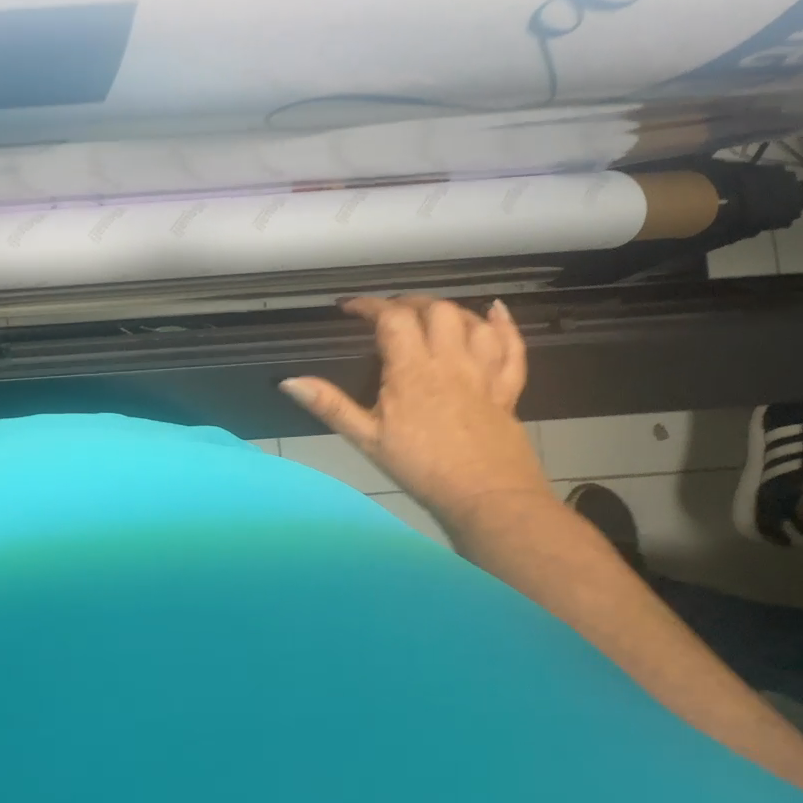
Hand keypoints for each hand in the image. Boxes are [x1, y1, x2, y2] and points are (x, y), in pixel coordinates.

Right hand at [279, 296, 547, 528]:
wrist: (491, 500)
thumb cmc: (423, 469)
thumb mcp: (367, 439)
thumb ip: (330, 406)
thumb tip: (288, 381)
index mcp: (412, 373)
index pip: (392, 319)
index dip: (369, 305)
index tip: (349, 308)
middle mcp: (451, 364)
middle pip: (437, 311)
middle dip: (408, 303)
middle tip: (387, 312)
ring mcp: (484, 375)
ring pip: (472, 324)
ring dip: (449, 311)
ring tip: (428, 315)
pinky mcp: (508, 391)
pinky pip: (513, 348)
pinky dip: (504, 324)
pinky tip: (495, 311)